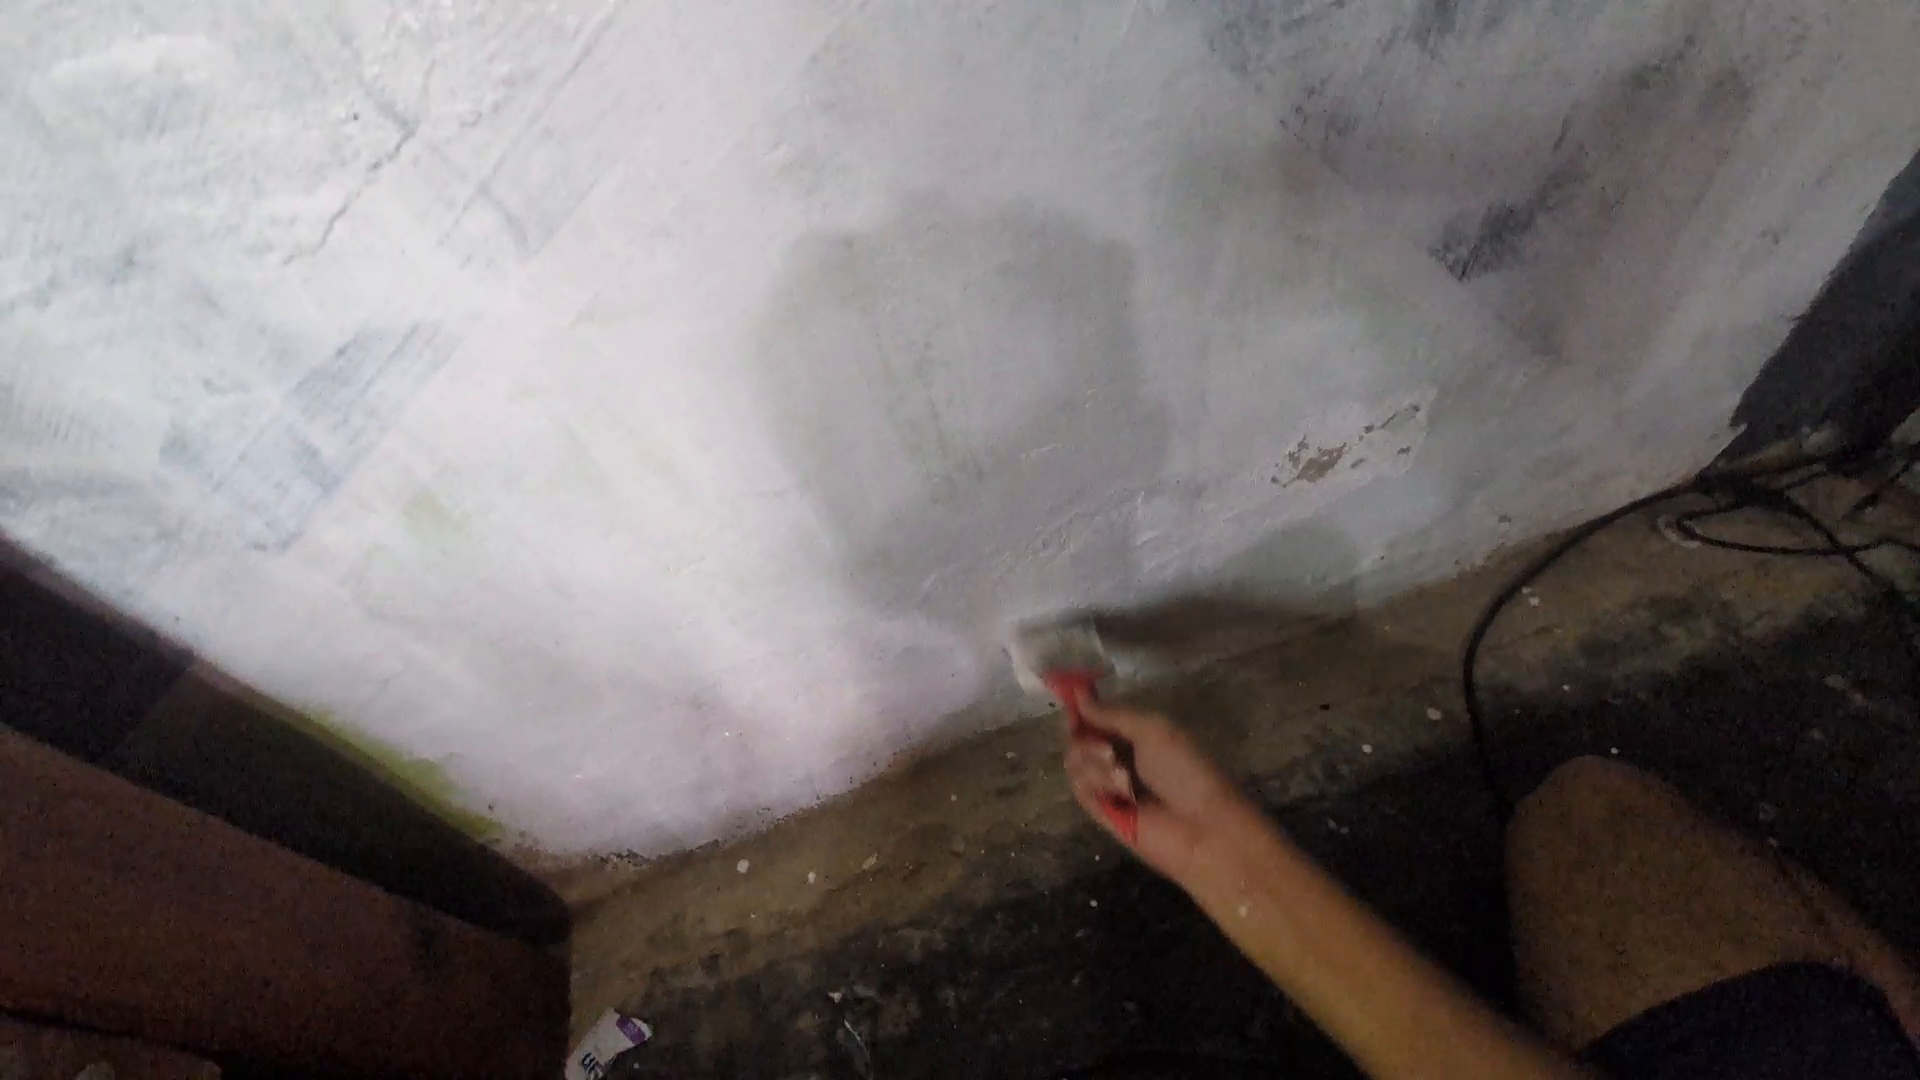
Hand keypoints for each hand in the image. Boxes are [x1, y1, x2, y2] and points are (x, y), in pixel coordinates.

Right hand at [1062, 691, 1249, 882]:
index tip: (1072, 707)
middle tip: (1107, 749)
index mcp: (1134, 733)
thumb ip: (1112, 713)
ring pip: (1074, 761)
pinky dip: (1096, 783)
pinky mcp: (1100, 810)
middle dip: (1084, 738)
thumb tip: (1078, 695)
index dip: (1081, 709)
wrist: (1201, 826)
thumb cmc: (1185, 769)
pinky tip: (1120, 791)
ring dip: (1093, 762)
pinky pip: (1079, 786)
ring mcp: (1106, 784)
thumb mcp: (1152, 728)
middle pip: (1077, 737)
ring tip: (1121, 774)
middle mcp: (1117, 755)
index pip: (1094, 716)